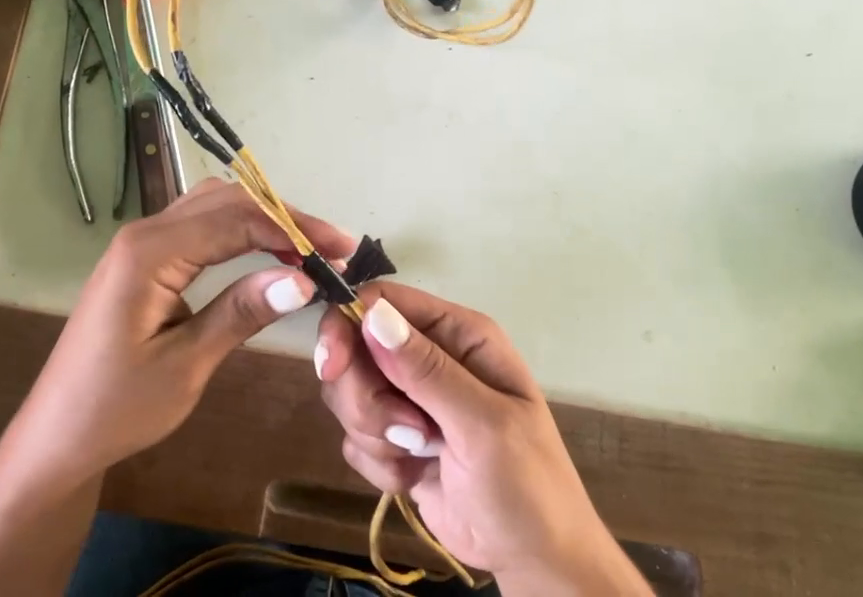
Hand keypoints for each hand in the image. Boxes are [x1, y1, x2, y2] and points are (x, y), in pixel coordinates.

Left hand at [4, 178, 355, 486]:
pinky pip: (197, 228)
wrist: (58, 435)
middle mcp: (143, 234)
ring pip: (211, 207)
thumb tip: (303, 279)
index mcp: (148, 253)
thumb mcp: (185, 366)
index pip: (235, 219)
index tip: (341, 249)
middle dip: (282, 216)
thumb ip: (240, 313)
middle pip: (224, 200)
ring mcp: (140, 245)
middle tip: (332, 249)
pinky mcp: (142, 261)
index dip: (292, 228)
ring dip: (261, 219)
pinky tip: (266, 252)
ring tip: (308, 249)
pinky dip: (237, 232)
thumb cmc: (117, 408)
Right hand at [315, 283, 651, 593]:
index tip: (329, 366)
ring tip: (421, 455)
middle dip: (368, 399)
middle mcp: (430, 355)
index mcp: (459, 334)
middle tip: (408, 434)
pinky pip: (354, 435)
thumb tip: (371, 314)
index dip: (347, 326)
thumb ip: (426, 369)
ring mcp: (409, 397)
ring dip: (376, 434)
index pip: (382, 301)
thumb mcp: (483, 425)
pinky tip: (414, 478)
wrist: (533, 560)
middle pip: (355, 350)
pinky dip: (378, 463)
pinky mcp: (394, 438)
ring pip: (349, 394)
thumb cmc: (527, 485)